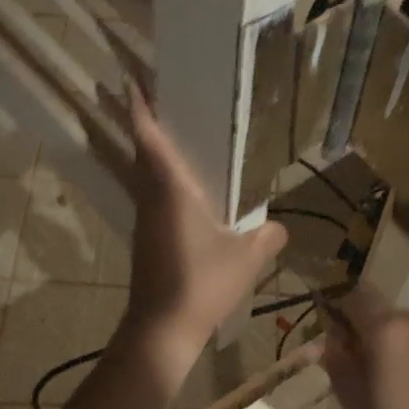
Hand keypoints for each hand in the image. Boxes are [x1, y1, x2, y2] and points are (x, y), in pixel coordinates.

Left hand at [112, 86, 286, 385]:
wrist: (163, 329)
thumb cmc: (203, 284)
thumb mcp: (248, 258)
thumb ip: (268, 237)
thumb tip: (280, 227)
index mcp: (172, 191)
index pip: (150, 139)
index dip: (138, 108)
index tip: (127, 79)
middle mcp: (151, 200)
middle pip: (140, 154)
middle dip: (139, 124)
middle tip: (144, 95)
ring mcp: (145, 223)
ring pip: (143, 178)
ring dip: (147, 154)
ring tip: (163, 136)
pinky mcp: (146, 244)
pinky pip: (152, 201)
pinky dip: (158, 184)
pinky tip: (179, 195)